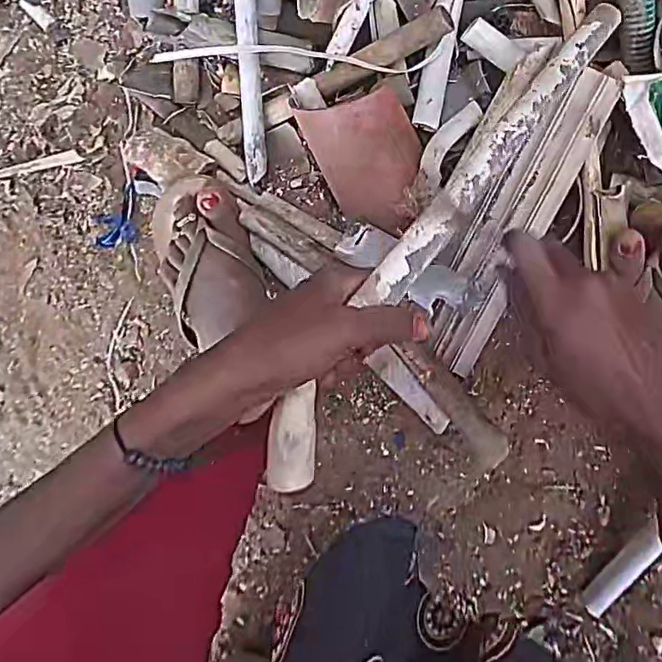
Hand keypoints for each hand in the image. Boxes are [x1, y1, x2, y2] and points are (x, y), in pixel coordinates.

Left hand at [120, 264, 424, 456]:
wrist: (239, 383)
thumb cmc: (283, 346)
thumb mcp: (346, 331)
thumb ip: (388, 322)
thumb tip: (423, 318)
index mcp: (336, 279)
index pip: (382, 282)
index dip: (396, 305)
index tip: (410, 325)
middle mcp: (326, 297)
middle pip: (372, 317)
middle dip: (368, 342)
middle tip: (355, 350)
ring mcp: (315, 325)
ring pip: (356, 344)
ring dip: (349, 362)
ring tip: (329, 365)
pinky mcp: (306, 352)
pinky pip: (338, 361)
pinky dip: (333, 373)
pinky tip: (318, 378)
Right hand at [501, 232, 661, 449]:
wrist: (658, 401)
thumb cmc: (599, 391)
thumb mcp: (547, 359)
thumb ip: (524, 312)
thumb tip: (511, 282)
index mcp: (556, 297)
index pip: (525, 246)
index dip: (512, 243)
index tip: (508, 247)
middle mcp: (584, 280)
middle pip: (551, 248)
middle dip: (539, 260)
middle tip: (535, 284)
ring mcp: (612, 282)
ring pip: (577, 267)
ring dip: (568, 282)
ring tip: (572, 317)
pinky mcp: (633, 288)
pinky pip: (601, 280)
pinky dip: (593, 293)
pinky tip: (598, 324)